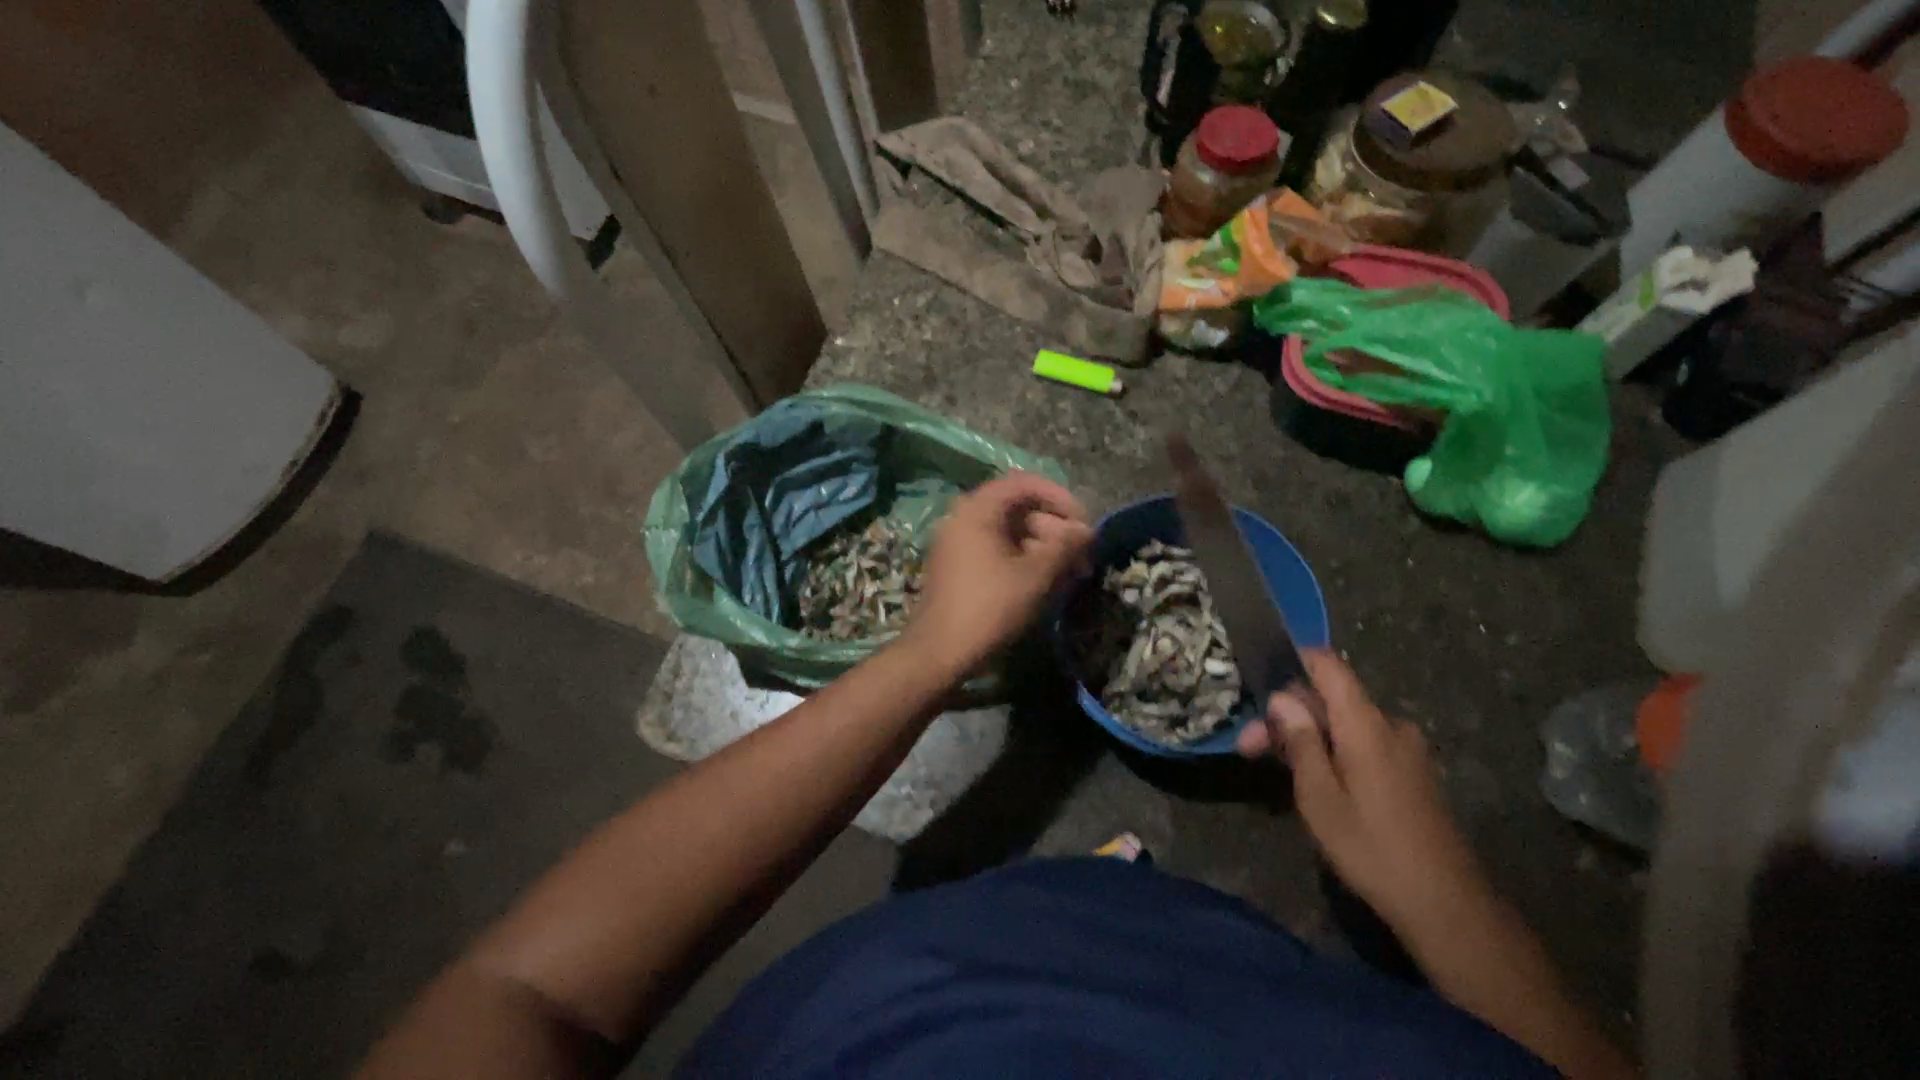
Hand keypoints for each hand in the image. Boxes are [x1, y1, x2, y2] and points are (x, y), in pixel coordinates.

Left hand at [904, 471, 1091, 677]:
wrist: (939, 653)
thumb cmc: (989, 608)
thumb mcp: (1034, 576)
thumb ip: (1064, 547)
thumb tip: (1086, 531)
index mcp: (977, 510)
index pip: (1025, 483)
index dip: (1060, 498)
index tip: (1084, 524)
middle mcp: (964, 518)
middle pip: (1019, 509)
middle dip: (1056, 529)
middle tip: (1083, 558)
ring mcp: (959, 543)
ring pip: (1011, 533)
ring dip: (1044, 548)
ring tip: (1071, 574)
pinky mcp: (960, 567)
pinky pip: (998, 551)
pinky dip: (1025, 560)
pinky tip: (1047, 583)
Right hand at [1238, 650, 1488, 933]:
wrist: (1445, 903)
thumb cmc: (1371, 848)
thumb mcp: (1319, 797)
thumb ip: (1300, 742)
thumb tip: (1282, 699)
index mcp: (1367, 725)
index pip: (1329, 666)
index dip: (1294, 661)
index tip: (1258, 677)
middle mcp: (1391, 726)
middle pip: (1332, 699)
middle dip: (1288, 715)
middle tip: (1249, 748)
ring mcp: (1406, 750)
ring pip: (1346, 725)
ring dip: (1308, 737)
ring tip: (1275, 768)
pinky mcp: (1412, 773)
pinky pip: (1365, 744)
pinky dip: (1333, 752)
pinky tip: (1313, 781)